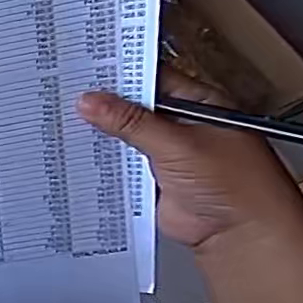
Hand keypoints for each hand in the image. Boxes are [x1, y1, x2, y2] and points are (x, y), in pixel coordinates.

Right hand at [77, 71, 302, 253]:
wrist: (239, 235)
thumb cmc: (235, 185)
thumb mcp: (178, 143)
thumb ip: (131, 122)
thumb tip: (92, 102)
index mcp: (199, 104)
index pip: (153, 78)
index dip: (121, 72)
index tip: (85, 68)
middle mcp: (180, 124)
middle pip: (133, 107)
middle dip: (103, 103)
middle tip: (66, 92)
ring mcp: (163, 152)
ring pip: (122, 135)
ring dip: (99, 132)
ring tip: (63, 118)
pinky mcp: (148, 177)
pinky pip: (117, 163)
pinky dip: (100, 159)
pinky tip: (76, 151)